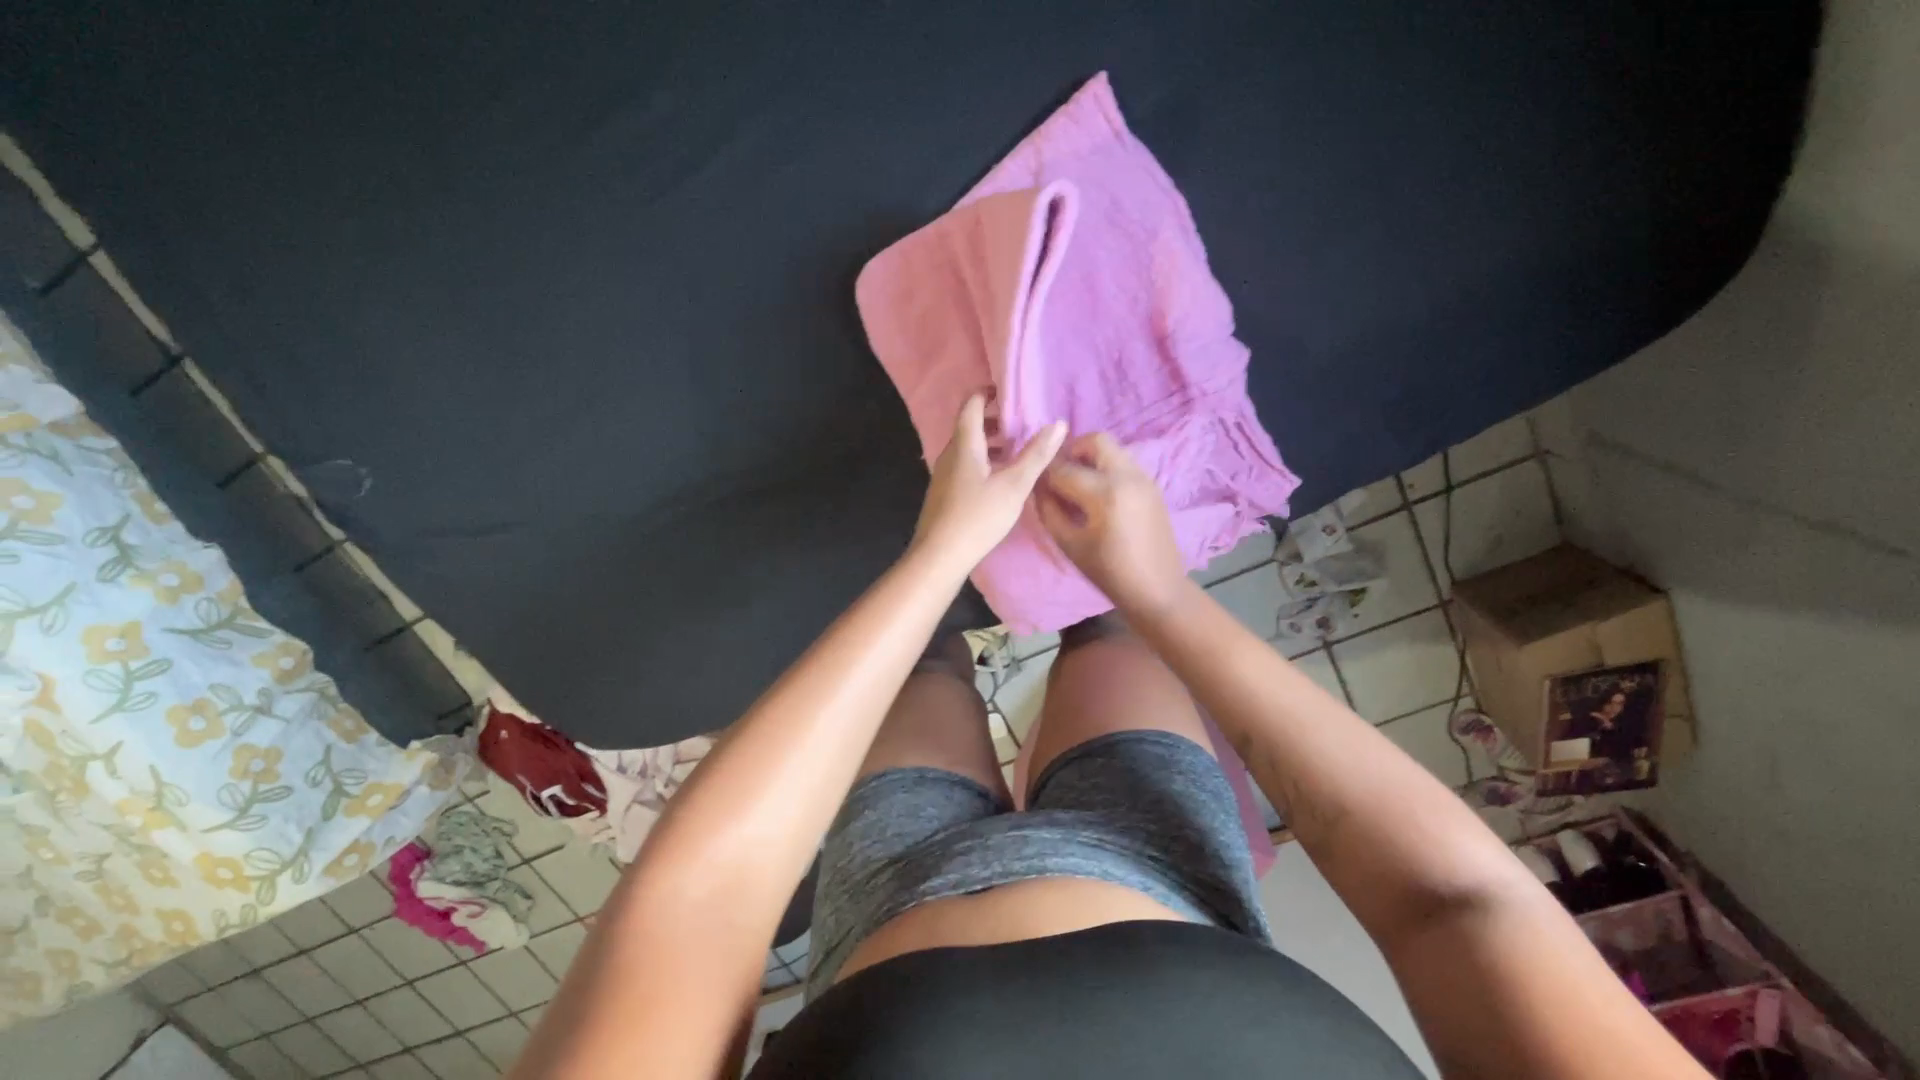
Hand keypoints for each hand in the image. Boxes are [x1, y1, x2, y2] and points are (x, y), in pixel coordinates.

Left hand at [912, 392, 1066, 570]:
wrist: (939, 556)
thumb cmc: (978, 516)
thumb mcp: (1014, 485)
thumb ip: (1036, 454)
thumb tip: (1058, 423)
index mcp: (965, 444)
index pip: (971, 404)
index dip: (987, 393)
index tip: (1009, 393)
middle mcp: (950, 454)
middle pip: (970, 426)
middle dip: (995, 420)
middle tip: (1021, 424)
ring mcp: (944, 475)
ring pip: (968, 448)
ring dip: (991, 444)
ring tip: (1016, 452)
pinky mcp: (944, 494)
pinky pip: (965, 466)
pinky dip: (984, 462)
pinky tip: (1000, 480)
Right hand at [1036, 433, 1187, 613]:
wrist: (1157, 589)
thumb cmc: (1108, 572)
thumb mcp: (1069, 543)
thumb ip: (1049, 509)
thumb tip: (1038, 485)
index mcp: (1106, 493)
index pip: (1064, 468)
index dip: (1044, 473)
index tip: (1033, 481)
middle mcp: (1128, 476)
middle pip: (1095, 440)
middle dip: (1071, 452)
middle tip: (1059, 475)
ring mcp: (1144, 478)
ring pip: (1112, 449)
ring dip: (1090, 459)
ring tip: (1076, 486)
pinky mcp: (1152, 485)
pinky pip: (1123, 463)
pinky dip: (1105, 468)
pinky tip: (1096, 495)